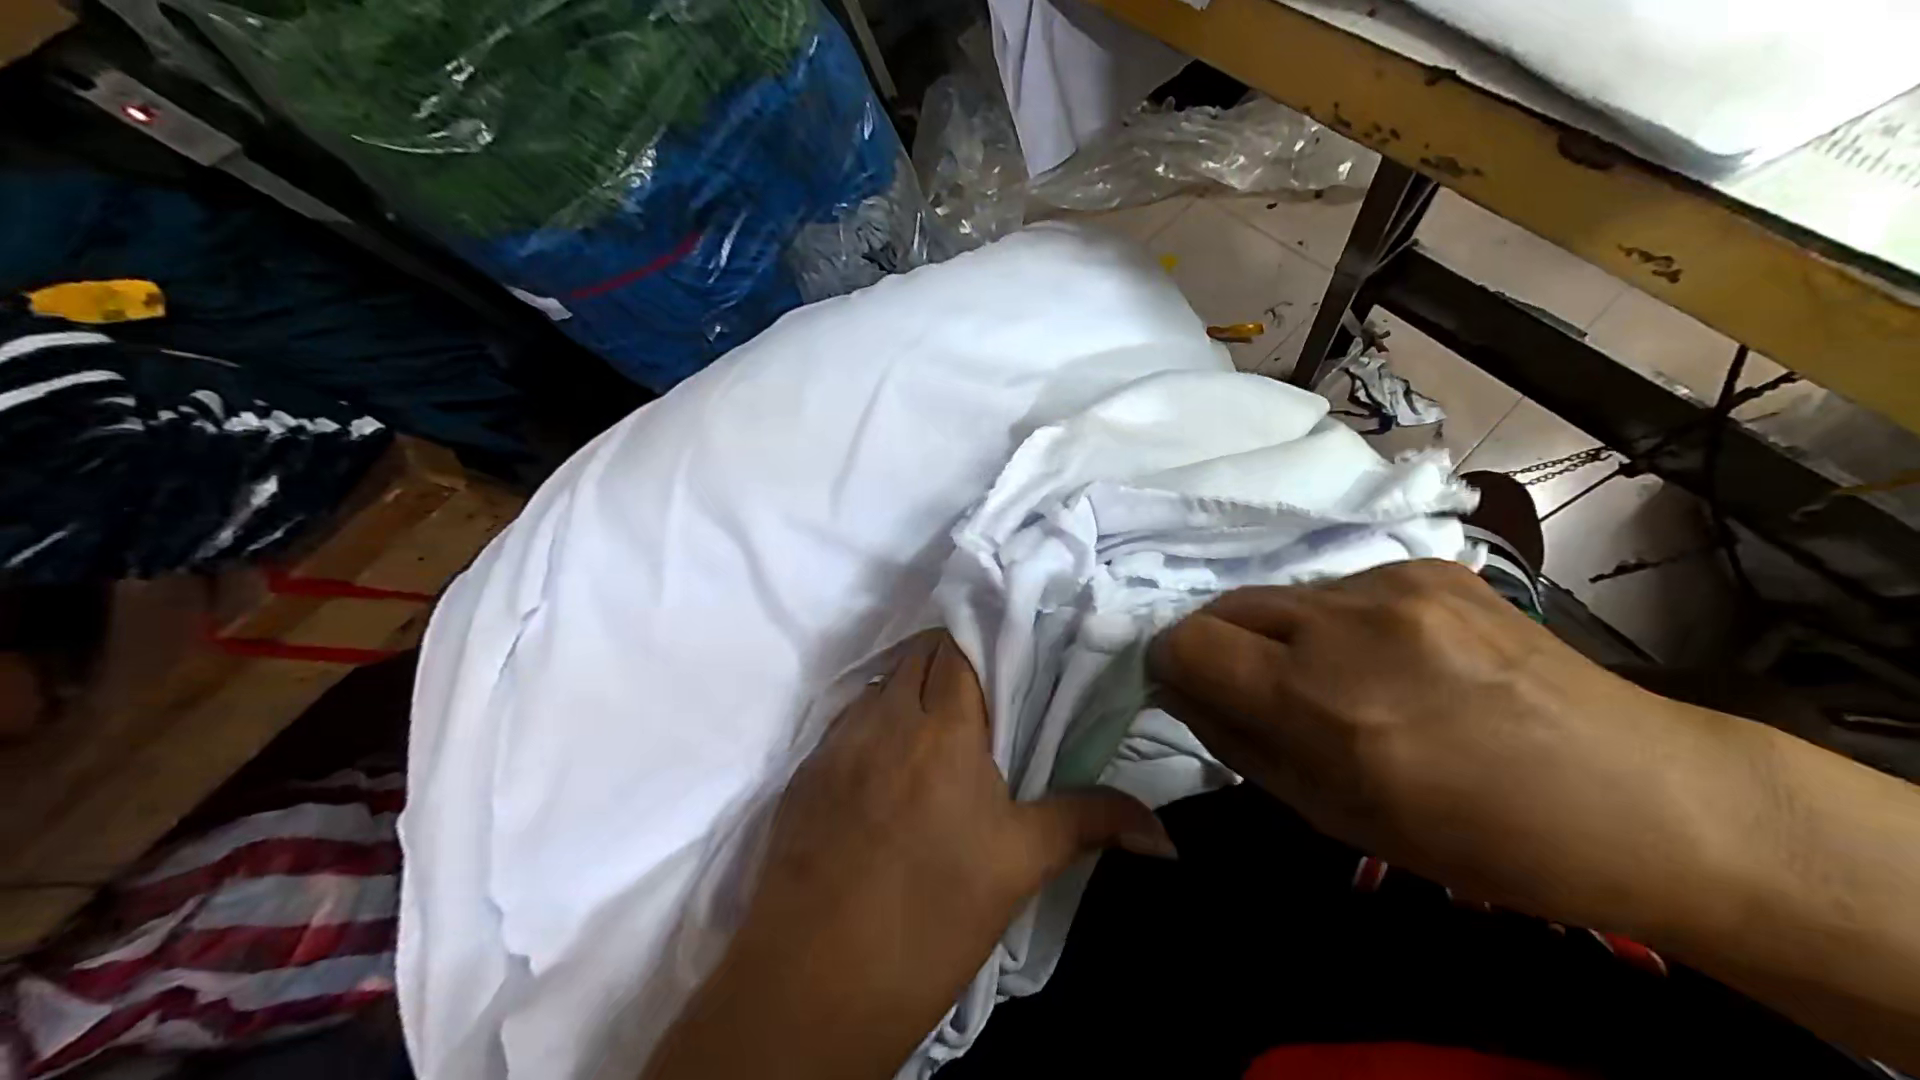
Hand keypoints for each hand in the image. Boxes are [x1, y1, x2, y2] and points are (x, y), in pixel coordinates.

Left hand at [644, 630, 1170, 1079]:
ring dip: (908, 691)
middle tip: (981, 698)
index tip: (1007, 660)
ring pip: (878, 684)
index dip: (981, 643)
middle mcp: (883, 718)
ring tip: (935, 729)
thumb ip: (1088, 822)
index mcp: (941, 728)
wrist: (815, 982)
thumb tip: (1164, 833)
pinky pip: (844, 721)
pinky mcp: (803, 772)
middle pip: (917, 656)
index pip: (957, 647)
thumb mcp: (1018, 864)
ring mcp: (835, 742)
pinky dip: (872, 723)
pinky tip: (886, 766)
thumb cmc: (932, 914)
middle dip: (949, 661)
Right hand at [1148, 559, 1758, 936]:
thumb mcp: (1333, 814)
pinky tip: (1391, 658)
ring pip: (1281, 596)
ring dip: (1280, 634)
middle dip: (1219, 646)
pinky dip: (1336, 622)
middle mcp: (1348, 626)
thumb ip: (1237, 742)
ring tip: (1338, 677)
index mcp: (1322, 703)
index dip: (1172, 664)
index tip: (1187, 687)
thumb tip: (1180, 692)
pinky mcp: (1431, 565)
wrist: (1645, 797)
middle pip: (1225, 606)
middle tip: (1254, 689)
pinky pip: (1339, 588)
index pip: (1189, 643)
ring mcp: (1395, 585)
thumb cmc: (1477, 838)